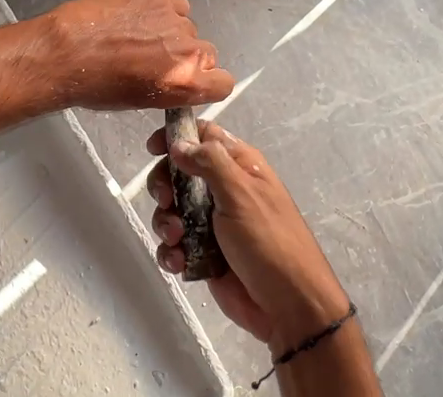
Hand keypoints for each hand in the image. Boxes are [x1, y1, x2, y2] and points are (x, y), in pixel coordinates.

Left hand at [27, 0, 233, 111]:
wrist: (66, 52)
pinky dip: (162, 10)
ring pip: (187, 26)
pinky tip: (138, 17)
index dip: (208, 82)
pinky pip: (175, 4)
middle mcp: (187, 49)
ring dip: (171, 31)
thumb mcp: (140, 101)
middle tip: (157, 59)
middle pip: (205, 52)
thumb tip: (176, 78)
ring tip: (139, 36)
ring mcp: (173, 18)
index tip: (194, 80)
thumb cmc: (95, 85)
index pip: (223, 83)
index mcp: (185, 82)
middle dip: (187, 56)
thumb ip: (171, 87)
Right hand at [147, 121, 349, 349]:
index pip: (204, 136)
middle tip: (166, 200)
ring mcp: (213, 223)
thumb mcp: (241, 193)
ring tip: (177, 238)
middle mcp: (224, 189)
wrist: (288, 306)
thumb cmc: (269, 240)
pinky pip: (175, 245)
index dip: (177, 137)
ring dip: (165, 222)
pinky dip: (170, 251)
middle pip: (179, 172)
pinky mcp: (204, 254)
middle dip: (164, 184)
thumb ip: (209, 162)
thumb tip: (179, 143)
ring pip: (172, 210)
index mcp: (239, 165)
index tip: (154, 148)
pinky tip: (178, 261)